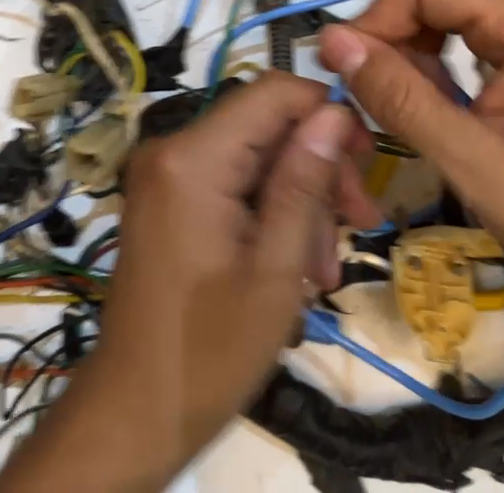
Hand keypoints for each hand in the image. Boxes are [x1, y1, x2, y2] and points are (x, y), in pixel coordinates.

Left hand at [0, 72, 377, 491]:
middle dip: (317, 170)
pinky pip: (230, 183)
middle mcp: (170, 151)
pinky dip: (267, 213)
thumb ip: (304, 182)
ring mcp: (163, 176)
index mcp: (192, 159)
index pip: (273, 92)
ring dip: (298, 201)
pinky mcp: (165, 200)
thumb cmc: (212, 351)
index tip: (368, 162)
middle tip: (359, 224)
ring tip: (324, 269)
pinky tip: (295, 266)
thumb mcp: (277, 268)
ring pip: (254, 158)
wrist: (135, 410)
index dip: (328, 113)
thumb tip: (335, 113)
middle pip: (265, 126)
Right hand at [316, 0, 503, 338]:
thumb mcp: (472, 163)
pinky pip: (490, 20)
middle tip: (371, 84)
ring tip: (406, 92)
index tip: (350, 74)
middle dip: (396, 23)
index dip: (377, 19)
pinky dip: (453, 44)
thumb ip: (399, 96)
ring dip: (422, 33)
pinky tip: (445, 91)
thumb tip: (332, 41)